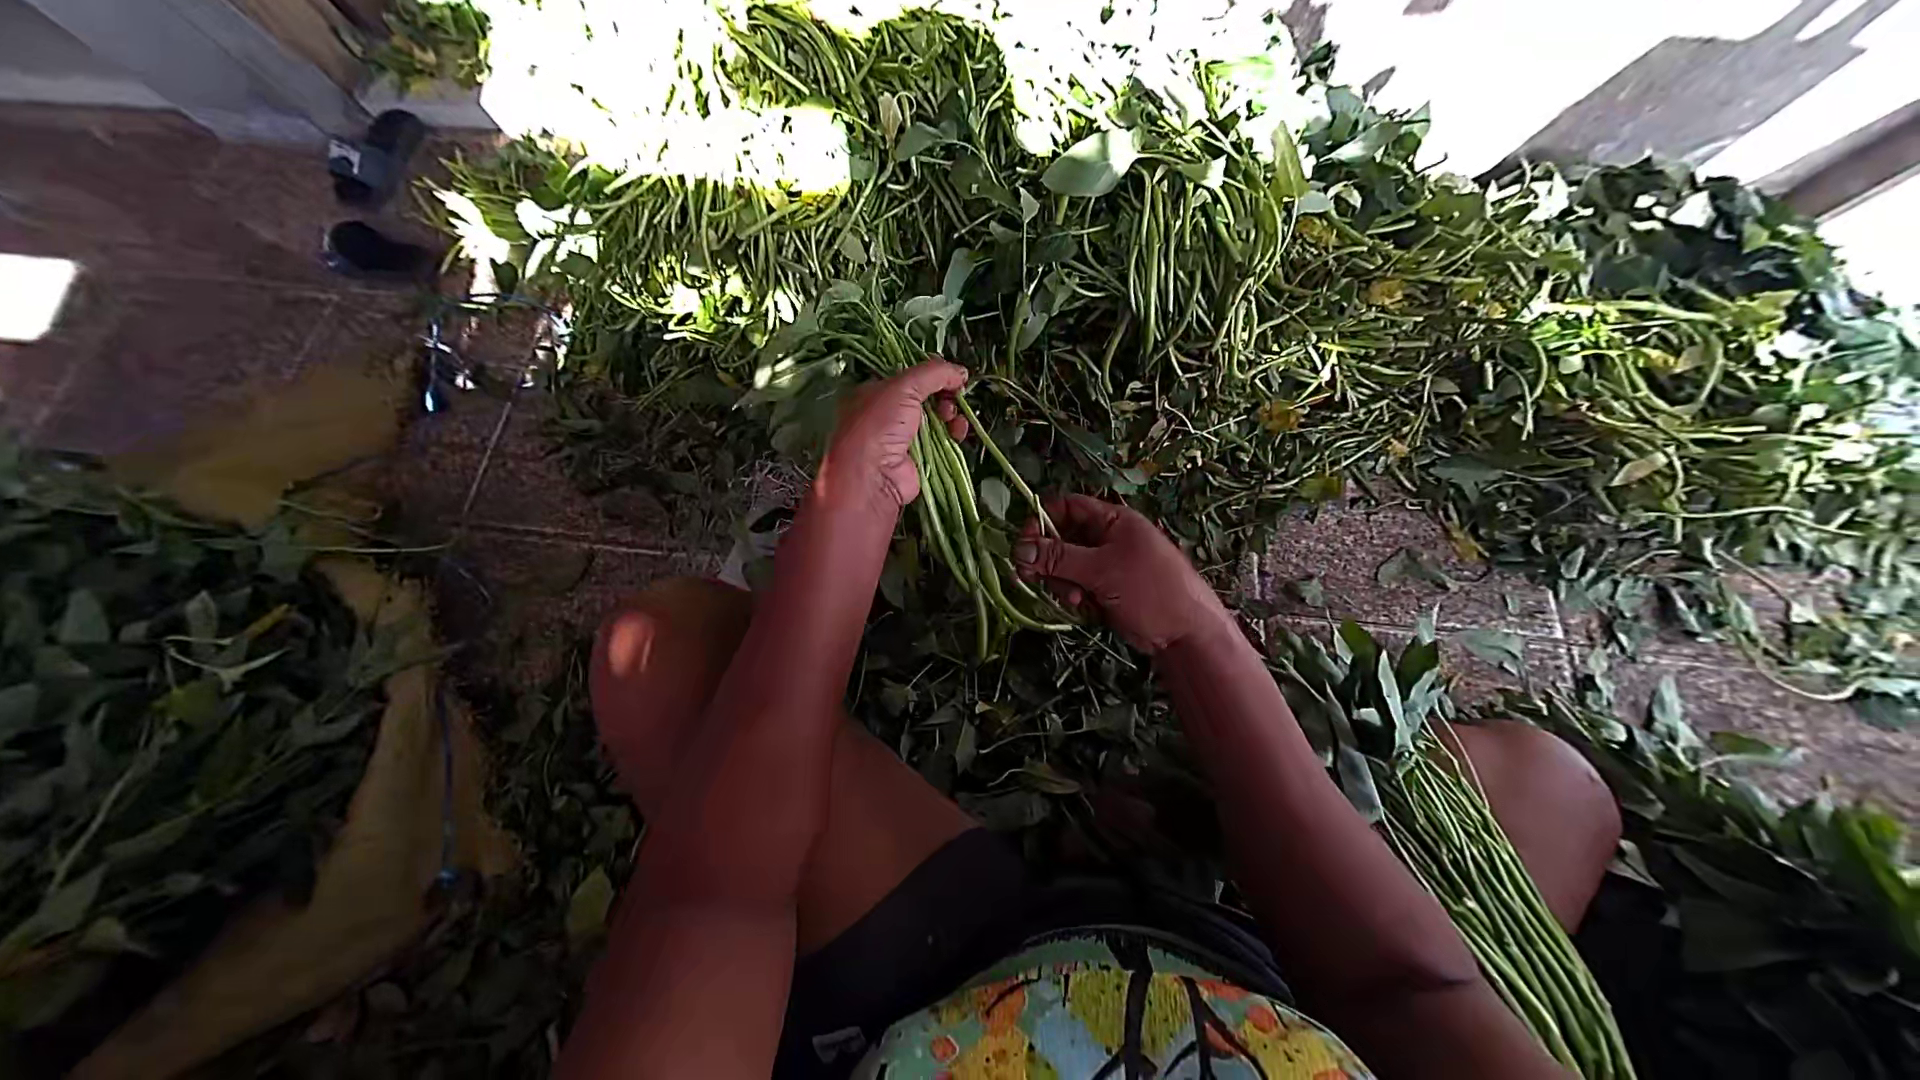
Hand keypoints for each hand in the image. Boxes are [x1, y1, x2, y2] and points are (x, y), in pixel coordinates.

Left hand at [816, 359, 968, 514]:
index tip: (950, 373)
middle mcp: (888, 413)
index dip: (931, 373)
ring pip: (936, 419)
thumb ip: (933, 373)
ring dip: (951, 414)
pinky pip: (941, 441)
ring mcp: (903, 437)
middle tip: (954, 395)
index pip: (909, 376)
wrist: (873, 475)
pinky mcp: (918, 457)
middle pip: (926, 397)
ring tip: (953, 416)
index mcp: (875, 391)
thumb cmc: (878, 425)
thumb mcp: (903, 386)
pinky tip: (957, 431)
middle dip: (944, 394)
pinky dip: (953, 434)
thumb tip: (960, 371)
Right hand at [1012, 495, 1231, 653]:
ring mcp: (1106, 566)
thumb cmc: (1150, 590)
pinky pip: (1075, 587)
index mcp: (1113, 521)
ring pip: (1065, 567)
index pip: (1067, 507)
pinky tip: (1083, 609)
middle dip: (1049, 560)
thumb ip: (1058, 558)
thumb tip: (1018, 548)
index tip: (1024, 544)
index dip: (1042, 521)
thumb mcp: (1102, 569)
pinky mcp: (1104, 590)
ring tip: (1074, 600)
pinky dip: (1073, 597)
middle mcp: (1107, 539)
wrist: (1186, 634)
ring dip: (1061, 583)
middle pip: (1061, 539)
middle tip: (1034, 578)